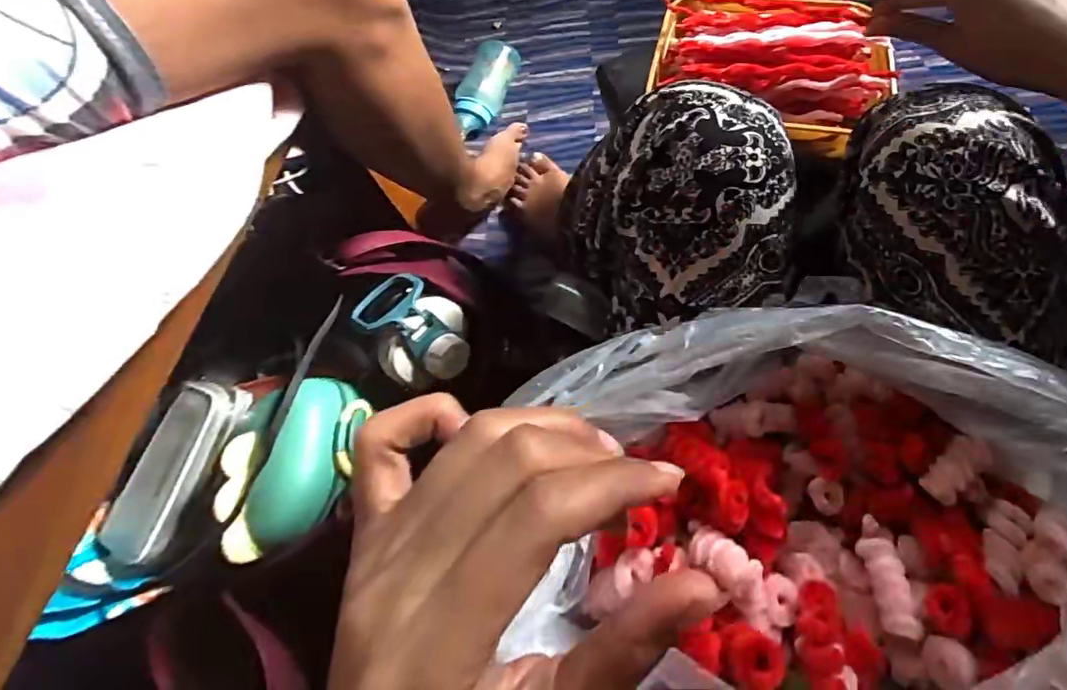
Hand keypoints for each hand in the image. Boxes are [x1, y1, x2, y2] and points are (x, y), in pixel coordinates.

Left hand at [331, 396, 722, 689]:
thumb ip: (622, 652)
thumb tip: (702, 584)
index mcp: (441, 633)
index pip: (540, 512)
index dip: (615, 483)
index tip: (667, 483)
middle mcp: (400, 572)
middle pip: (509, 460)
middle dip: (589, 453)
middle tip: (633, 477)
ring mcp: (376, 545)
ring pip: (468, 439)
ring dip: (541, 426)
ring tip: (589, 452)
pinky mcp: (365, 534)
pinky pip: (380, 445)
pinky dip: (426, 414)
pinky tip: (468, 422)